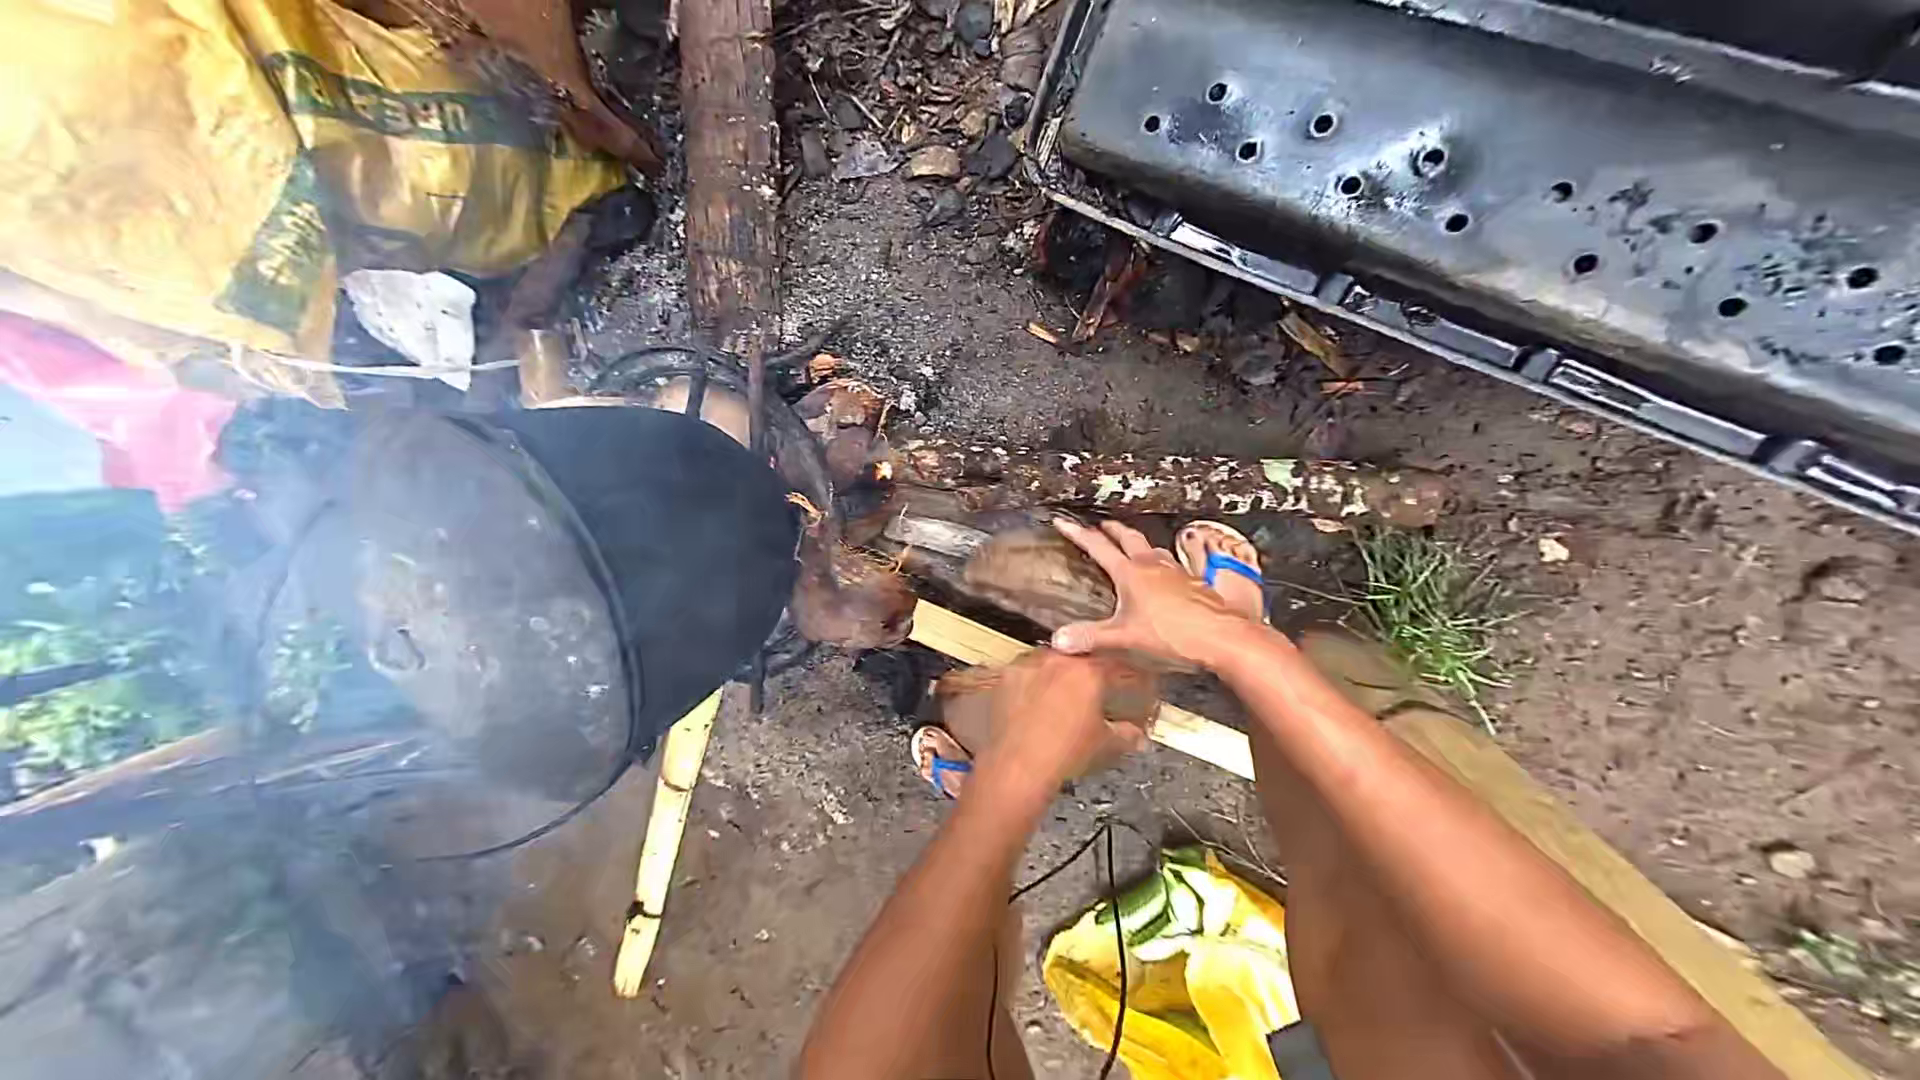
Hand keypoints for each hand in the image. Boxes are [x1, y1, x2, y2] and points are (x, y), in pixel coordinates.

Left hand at [972, 649, 1148, 800]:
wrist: (1018, 765)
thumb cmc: (1064, 754)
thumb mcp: (1105, 745)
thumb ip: (1126, 734)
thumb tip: (1137, 735)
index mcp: (1088, 673)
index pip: (1112, 664)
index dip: (1119, 673)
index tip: (1120, 680)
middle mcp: (1057, 661)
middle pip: (1077, 657)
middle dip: (1083, 671)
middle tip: (1085, 689)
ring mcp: (1028, 666)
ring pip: (1047, 660)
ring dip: (1054, 673)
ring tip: (1056, 695)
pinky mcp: (1006, 677)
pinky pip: (1022, 672)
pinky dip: (1029, 682)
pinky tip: (1030, 700)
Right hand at [1050, 517, 1250, 668]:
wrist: (1224, 638)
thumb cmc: (1176, 634)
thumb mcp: (1125, 638)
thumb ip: (1091, 638)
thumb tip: (1059, 639)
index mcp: (1131, 574)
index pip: (1097, 547)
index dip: (1078, 534)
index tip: (1065, 523)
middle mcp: (1153, 567)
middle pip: (1129, 538)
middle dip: (1112, 530)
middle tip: (1102, 525)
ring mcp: (1177, 573)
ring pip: (1153, 549)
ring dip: (1139, 544)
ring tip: (1134, 546)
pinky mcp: (1194, 584)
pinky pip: (1174, 565)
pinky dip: (1162, 562)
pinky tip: (1165, 574)